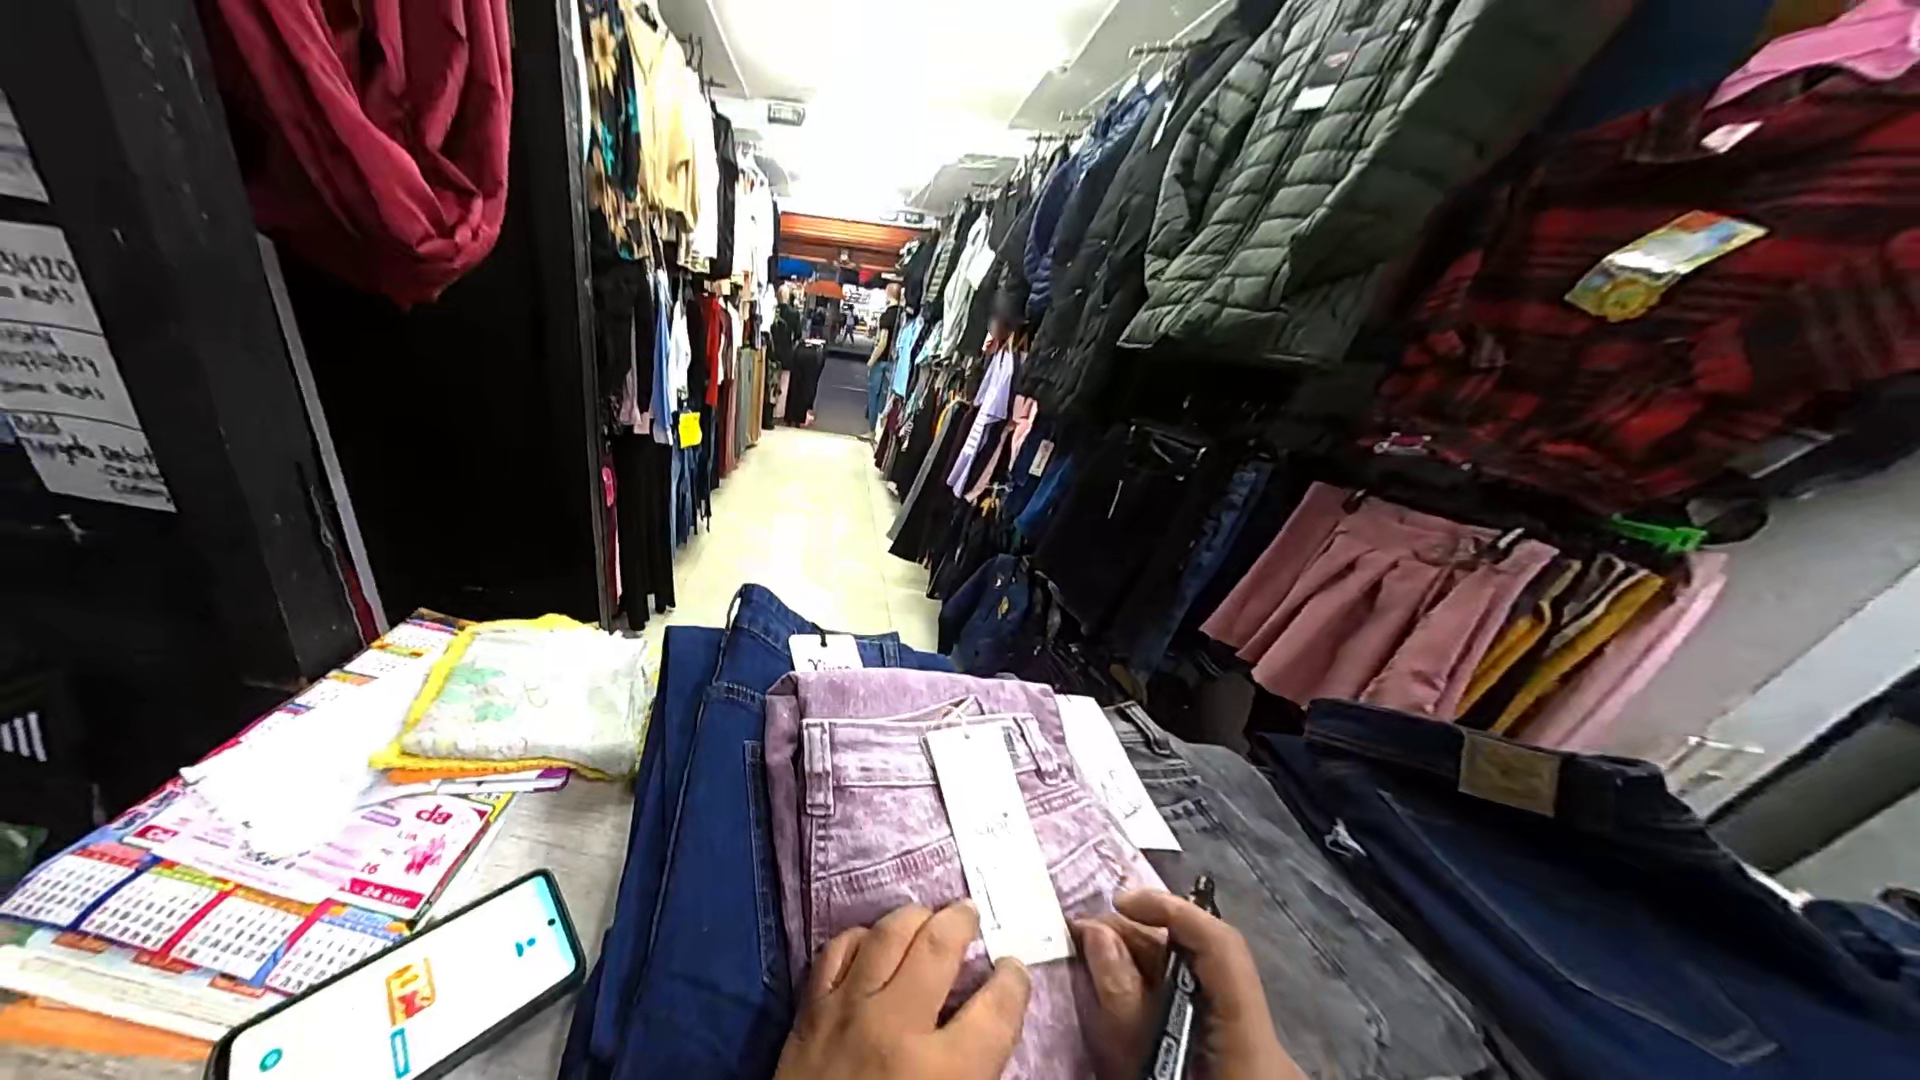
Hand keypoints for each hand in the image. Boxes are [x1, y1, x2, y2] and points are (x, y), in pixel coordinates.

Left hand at [774, 900, 1032, 1079]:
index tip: (1014, 968)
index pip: (995, 1009)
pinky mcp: (809, 1012)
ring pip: (888, 934)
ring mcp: (847, 1012)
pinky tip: (873, 942)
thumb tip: (988, 1018)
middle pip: (938, 945)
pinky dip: (860, 938)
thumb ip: (972, 1066)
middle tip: (970, 914)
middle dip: (963, 921)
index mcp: (942, 1074)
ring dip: (915, 916)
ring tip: (928, 916)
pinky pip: (838, 950)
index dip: (1013, 981)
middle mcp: (896, 1028)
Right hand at [1073, 890, 1304, 1079]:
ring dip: (1142, 963)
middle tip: (1085, 932)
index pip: (1222, 948)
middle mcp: (1259, 1040)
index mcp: (1249, 1046)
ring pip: (1196, 984)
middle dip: (1141, 937)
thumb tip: (1098, 936)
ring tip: (1092, 954)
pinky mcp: (1236, 1061)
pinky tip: (1119, 992)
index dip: (1174, 909)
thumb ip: (1122, 1008)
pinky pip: (1195, 1010)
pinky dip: (1155, 994)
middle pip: (1203, 961)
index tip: (1120, 902)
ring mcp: (1251, 1052)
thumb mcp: (1145, 1073)